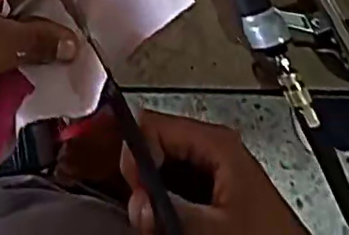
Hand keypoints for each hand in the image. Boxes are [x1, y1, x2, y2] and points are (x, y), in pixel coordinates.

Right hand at [119, 111, 308, 233]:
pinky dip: (166, 200)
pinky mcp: (216, 189)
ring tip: (154, 219)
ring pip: (166, 166)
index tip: (132, 184)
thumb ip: (172, 209)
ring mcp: (215, 168)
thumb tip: (139, 200)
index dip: (136, 151)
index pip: (155, 124)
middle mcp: (214, 147)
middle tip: (143, 210)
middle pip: (159, 144)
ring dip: (153, 191)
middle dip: (144, 176)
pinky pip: (178, 184)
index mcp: (216, 142)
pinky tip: (166, 219)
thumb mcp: (215, 227)